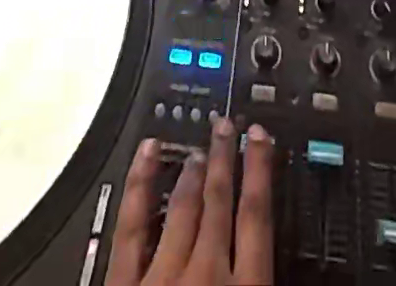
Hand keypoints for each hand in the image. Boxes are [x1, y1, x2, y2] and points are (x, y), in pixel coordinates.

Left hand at [104, 119, 273, 285]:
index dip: (259, 172)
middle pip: (217, 201)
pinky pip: (132, 223)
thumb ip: (265, 281)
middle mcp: (206, 274)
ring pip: (182, 206)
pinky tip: (147, 152)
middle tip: (225, 125)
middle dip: (222, 159)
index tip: (259, 139)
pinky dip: (140, 181)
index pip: (256, 219)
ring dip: (193, 171)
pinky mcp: (125, 282)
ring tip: (200, 144)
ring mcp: (162, 274)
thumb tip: (270, 254)